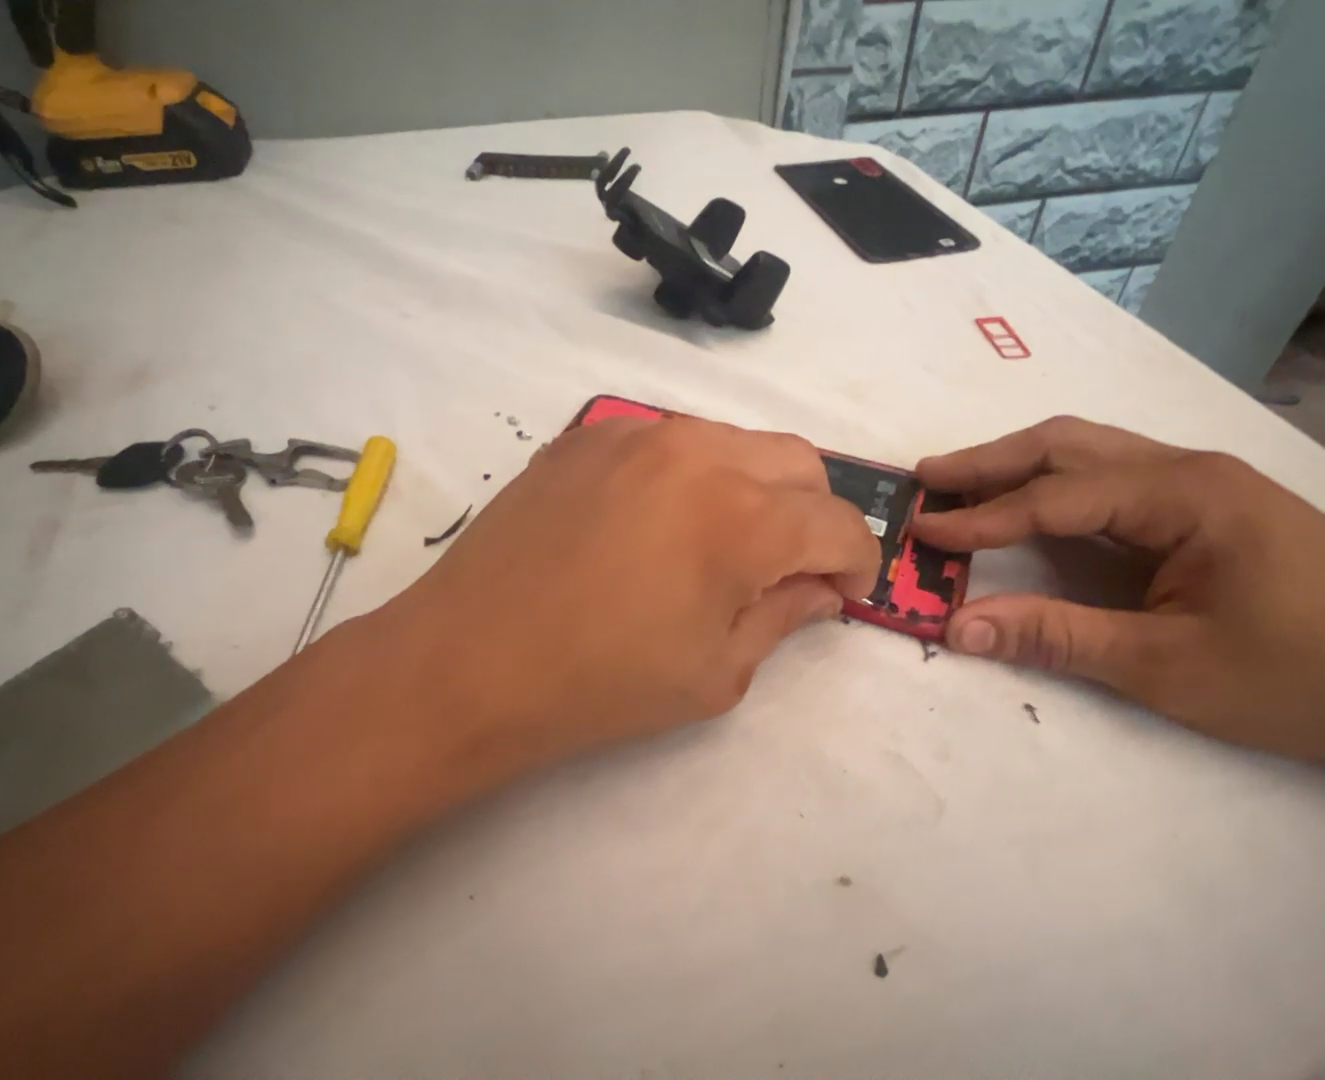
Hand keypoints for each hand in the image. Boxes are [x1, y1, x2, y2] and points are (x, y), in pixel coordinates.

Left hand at [376, 415, 881, 776]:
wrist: (468, 663)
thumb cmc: (599, 686)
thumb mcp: (715, 673)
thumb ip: (784, 617)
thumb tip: (821, 586)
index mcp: (742, 519)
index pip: (838, 521)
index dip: (857, 561)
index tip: (843, 592)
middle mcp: (698, 454)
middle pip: (799, 461)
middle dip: (813, 514)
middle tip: (788, 567)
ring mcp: (636, 434)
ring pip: (735, 440)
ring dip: (754, 487)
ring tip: (720, 545)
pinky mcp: (587, 437)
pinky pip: (669, 440)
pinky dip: (691, 474)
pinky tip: (656, 525)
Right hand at [910, 417, 1324, 763]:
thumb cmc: (1301, 678)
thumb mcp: (1167, 668)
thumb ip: (1056, 638)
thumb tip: (959, 628)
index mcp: (1187, 496)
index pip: (1057, 497)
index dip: (982, 517)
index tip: (919, 531)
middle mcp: (1191, 471)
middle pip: (1069, 445)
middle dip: (991, 462)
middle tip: (926, 481)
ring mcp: (1204, 485)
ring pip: (1092, 453)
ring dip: (1021, 466)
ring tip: (961, 485)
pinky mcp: (1209, 509)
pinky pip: (1114, 480)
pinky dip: (1057, 487)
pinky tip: (1032, 507)